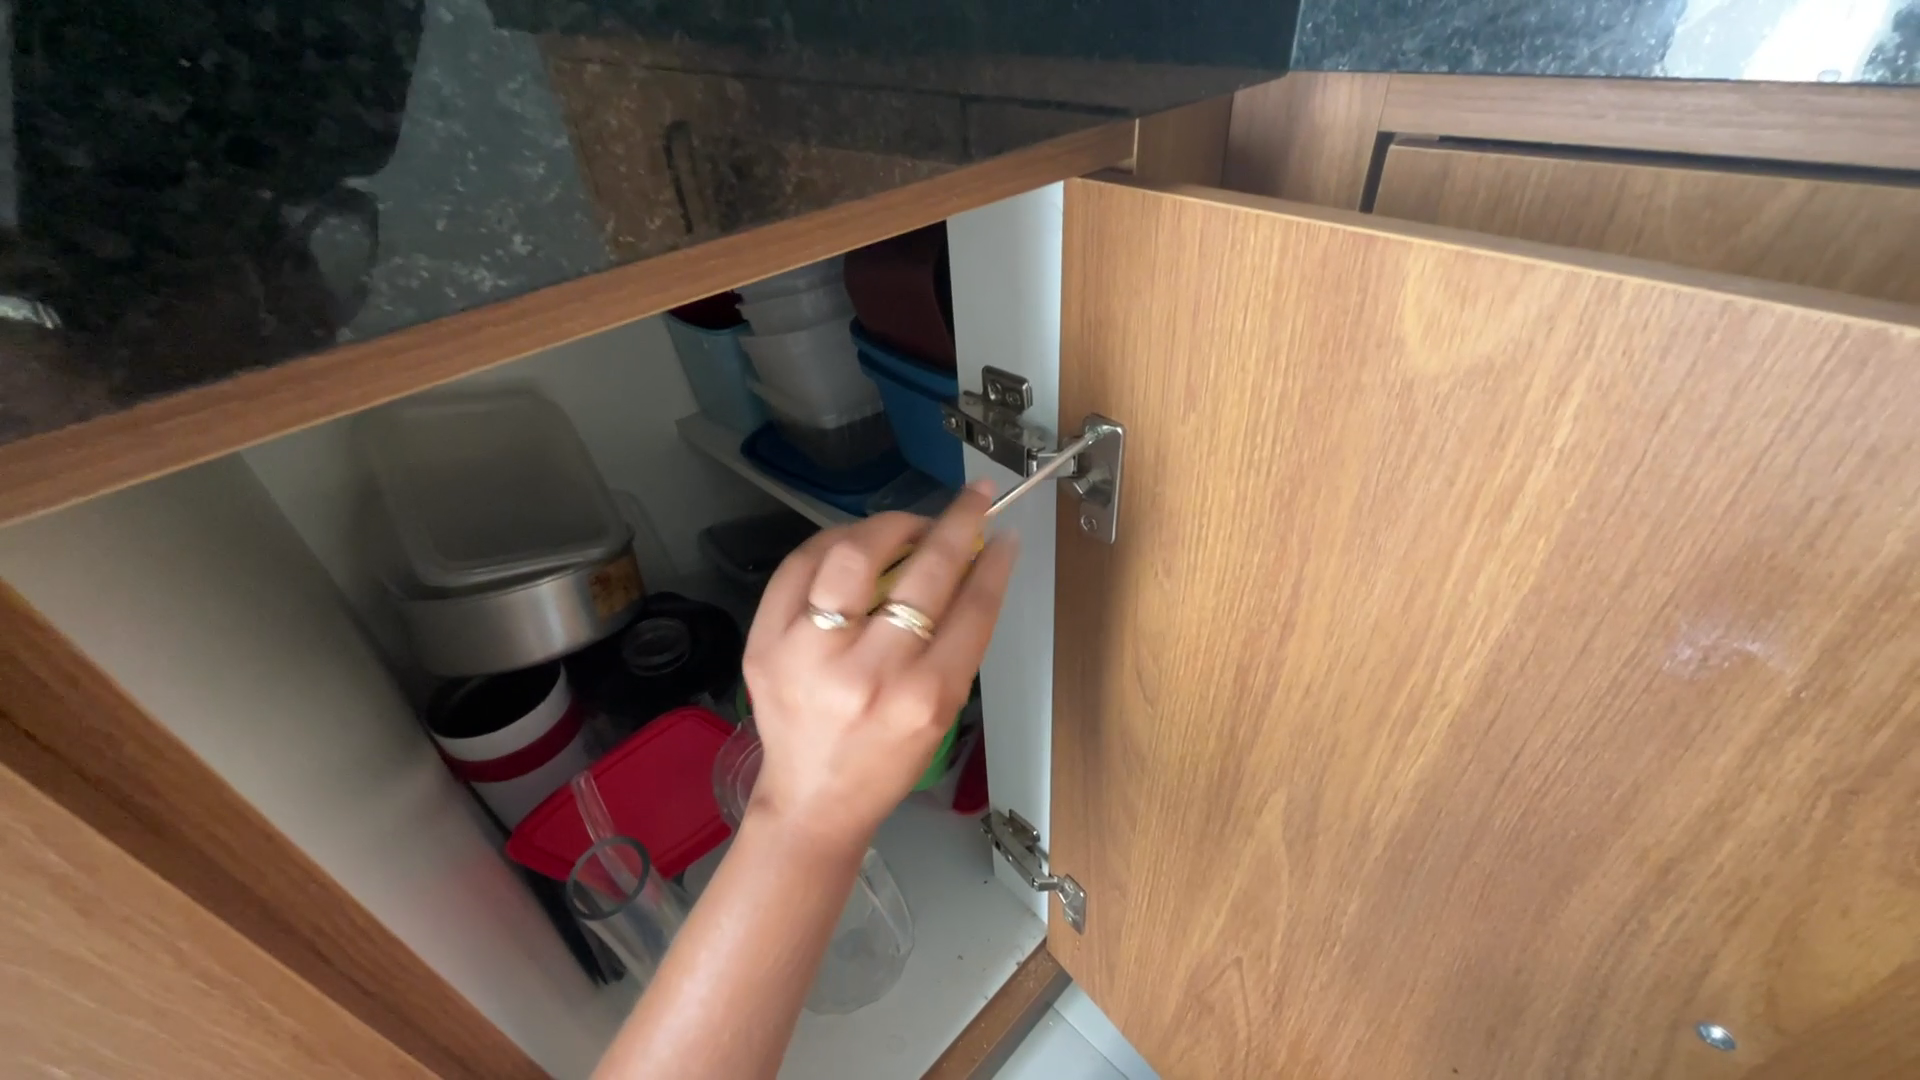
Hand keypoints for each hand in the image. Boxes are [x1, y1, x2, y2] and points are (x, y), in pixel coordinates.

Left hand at [740, 481, 1016, 850]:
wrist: (813, 799)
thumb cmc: (888, 758)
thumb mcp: (942, 710)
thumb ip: (958, 638)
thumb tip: (972, 561)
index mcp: (923, 698)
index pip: (972, 607)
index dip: (994, 560)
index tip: (1003, 529)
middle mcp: (867, 673)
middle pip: (921, 572)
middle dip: (956, 523)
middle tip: (971, 500)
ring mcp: (808, 656)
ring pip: (851, 553)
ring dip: (888, 526)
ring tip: (905, 530)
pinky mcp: (765, 644)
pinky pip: (799, 565)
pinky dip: (833, 543)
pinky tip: (852, 544)